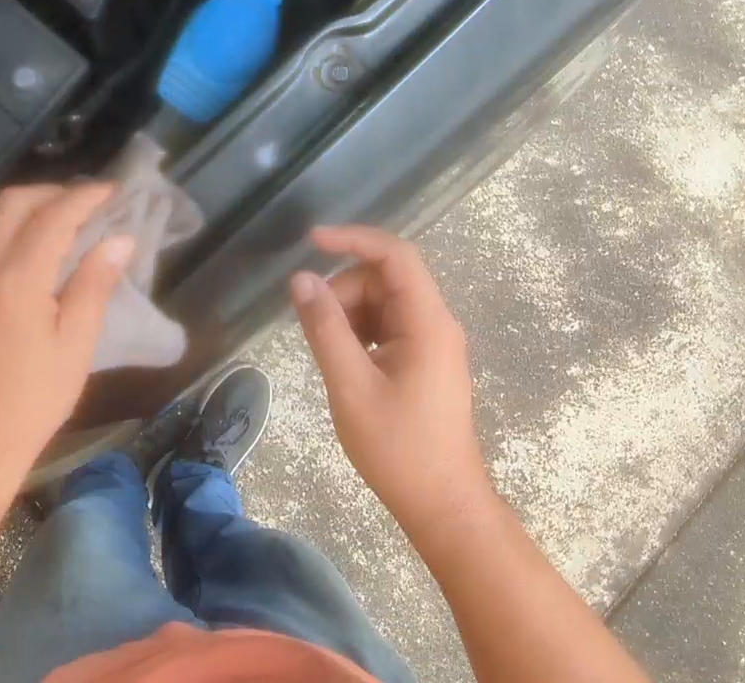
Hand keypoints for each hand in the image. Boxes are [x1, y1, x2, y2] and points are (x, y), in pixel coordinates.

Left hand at [0, 184, 134, 473]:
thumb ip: (94, 285)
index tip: (115, 189)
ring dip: (34, 208)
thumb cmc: (34, 399)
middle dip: (54, 191)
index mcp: (17, 279)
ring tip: (75, 221)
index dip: (85, 197)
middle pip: (14, 203)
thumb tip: (120, 239)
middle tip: (92, 202)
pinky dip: (20, 231)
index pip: (53, 217)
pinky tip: (46, 252)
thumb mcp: (76, 344)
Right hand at [291, 225, 495, 537]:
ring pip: (383, 302)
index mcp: (428, 323)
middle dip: (344, 289)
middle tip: (313, 327)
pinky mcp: (424, 362)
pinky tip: (345, 362)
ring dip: (349, 313)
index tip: (310, 241)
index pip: (395, 255)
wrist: (443, 505)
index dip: (354, 239)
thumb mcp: (351, 385)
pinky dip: (360, 332)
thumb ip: (325, 328)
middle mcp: (436, 324)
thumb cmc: (398, 448)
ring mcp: (433, 343)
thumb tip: (301, 279)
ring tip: (330, 355)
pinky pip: (387, 326)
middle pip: (385, 279)